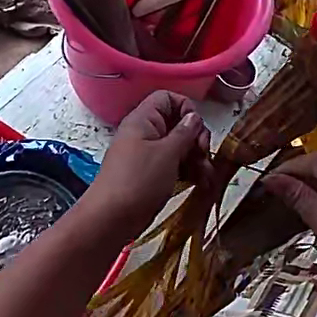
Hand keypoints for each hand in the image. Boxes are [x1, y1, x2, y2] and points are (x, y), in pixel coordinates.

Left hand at [81, 91, 210, 235]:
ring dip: (196, 158)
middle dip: (196, 139)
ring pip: (179, 146)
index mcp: (143, 119)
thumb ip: (184, 132)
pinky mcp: (151, 173)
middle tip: (203, 156)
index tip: (196, 129)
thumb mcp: (167, 153)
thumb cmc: (139, 181)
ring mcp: (148, 154)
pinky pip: (174, 164)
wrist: (111, 218)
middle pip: (177, 123)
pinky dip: (188, 171)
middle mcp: (145, 132)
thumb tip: (194, 116)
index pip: (168, 98)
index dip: (186, 108)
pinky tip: (200, 184)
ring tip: (206, 177)